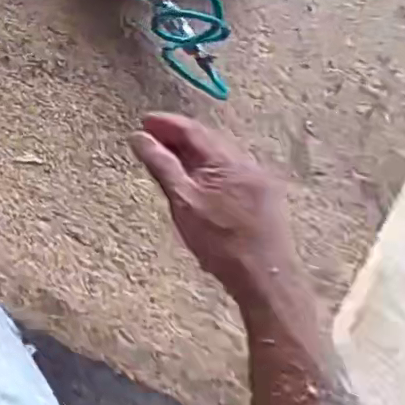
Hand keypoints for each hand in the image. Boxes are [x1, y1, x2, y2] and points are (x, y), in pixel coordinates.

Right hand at [129, 113, 301, 301]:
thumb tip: (138, 136)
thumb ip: (160, 164)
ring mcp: (258, 181)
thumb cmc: (220, 241)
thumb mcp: (181, 200)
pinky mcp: (262, 197)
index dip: (165, 122)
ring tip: (164, 156)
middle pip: (206, 138)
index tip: (142, 122)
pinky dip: (204, 164)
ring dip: (190, 150)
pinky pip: (227, 168)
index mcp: (229, 164)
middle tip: (148, 138)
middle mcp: (248, 166)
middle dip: (176, 135)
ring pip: (217, 153)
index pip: (192, 130)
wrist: (266, 282)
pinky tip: (191, 175)